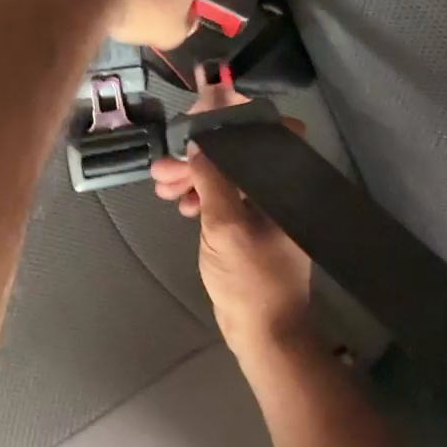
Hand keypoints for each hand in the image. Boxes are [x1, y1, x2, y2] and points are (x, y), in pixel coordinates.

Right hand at [150, 76, 313, 354]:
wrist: (263, 332)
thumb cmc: (251, 278)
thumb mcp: (225, 225)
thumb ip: (213, 178)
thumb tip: (199, 141)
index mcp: (286, 183)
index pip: (268, 130)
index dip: (235, 116)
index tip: (199, 114)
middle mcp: (280, 188)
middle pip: (239, 152)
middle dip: (200, 153)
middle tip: (166, 161)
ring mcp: (264, 206)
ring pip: (227, 174)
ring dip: (193, 175)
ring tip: (161, 185)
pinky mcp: (250, 224)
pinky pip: (224, 196)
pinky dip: (201, 196)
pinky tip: (180, 204)